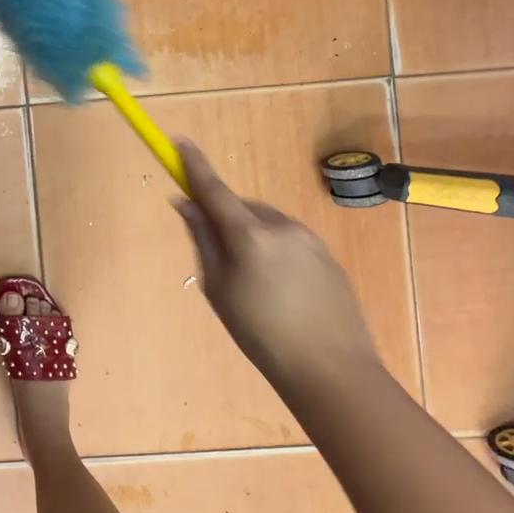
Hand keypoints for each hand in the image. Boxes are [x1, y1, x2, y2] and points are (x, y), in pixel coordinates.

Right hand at [172, 140, 381, 387]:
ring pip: (265, 223)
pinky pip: (288, 239)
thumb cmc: (261, 334)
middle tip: (218, 256)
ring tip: (252, 282)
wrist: (333, 371)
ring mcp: (309, 239)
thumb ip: (202, 239)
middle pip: (240, 206)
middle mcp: (280, 226)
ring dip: (250, 235)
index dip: (195, 165)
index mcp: (249, 234)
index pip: (214, 189)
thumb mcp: (218, 288)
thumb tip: (187, 203)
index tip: (180, 141)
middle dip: (224, 217)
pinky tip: (279, 289)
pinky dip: (273, 250)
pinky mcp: (327, 255)